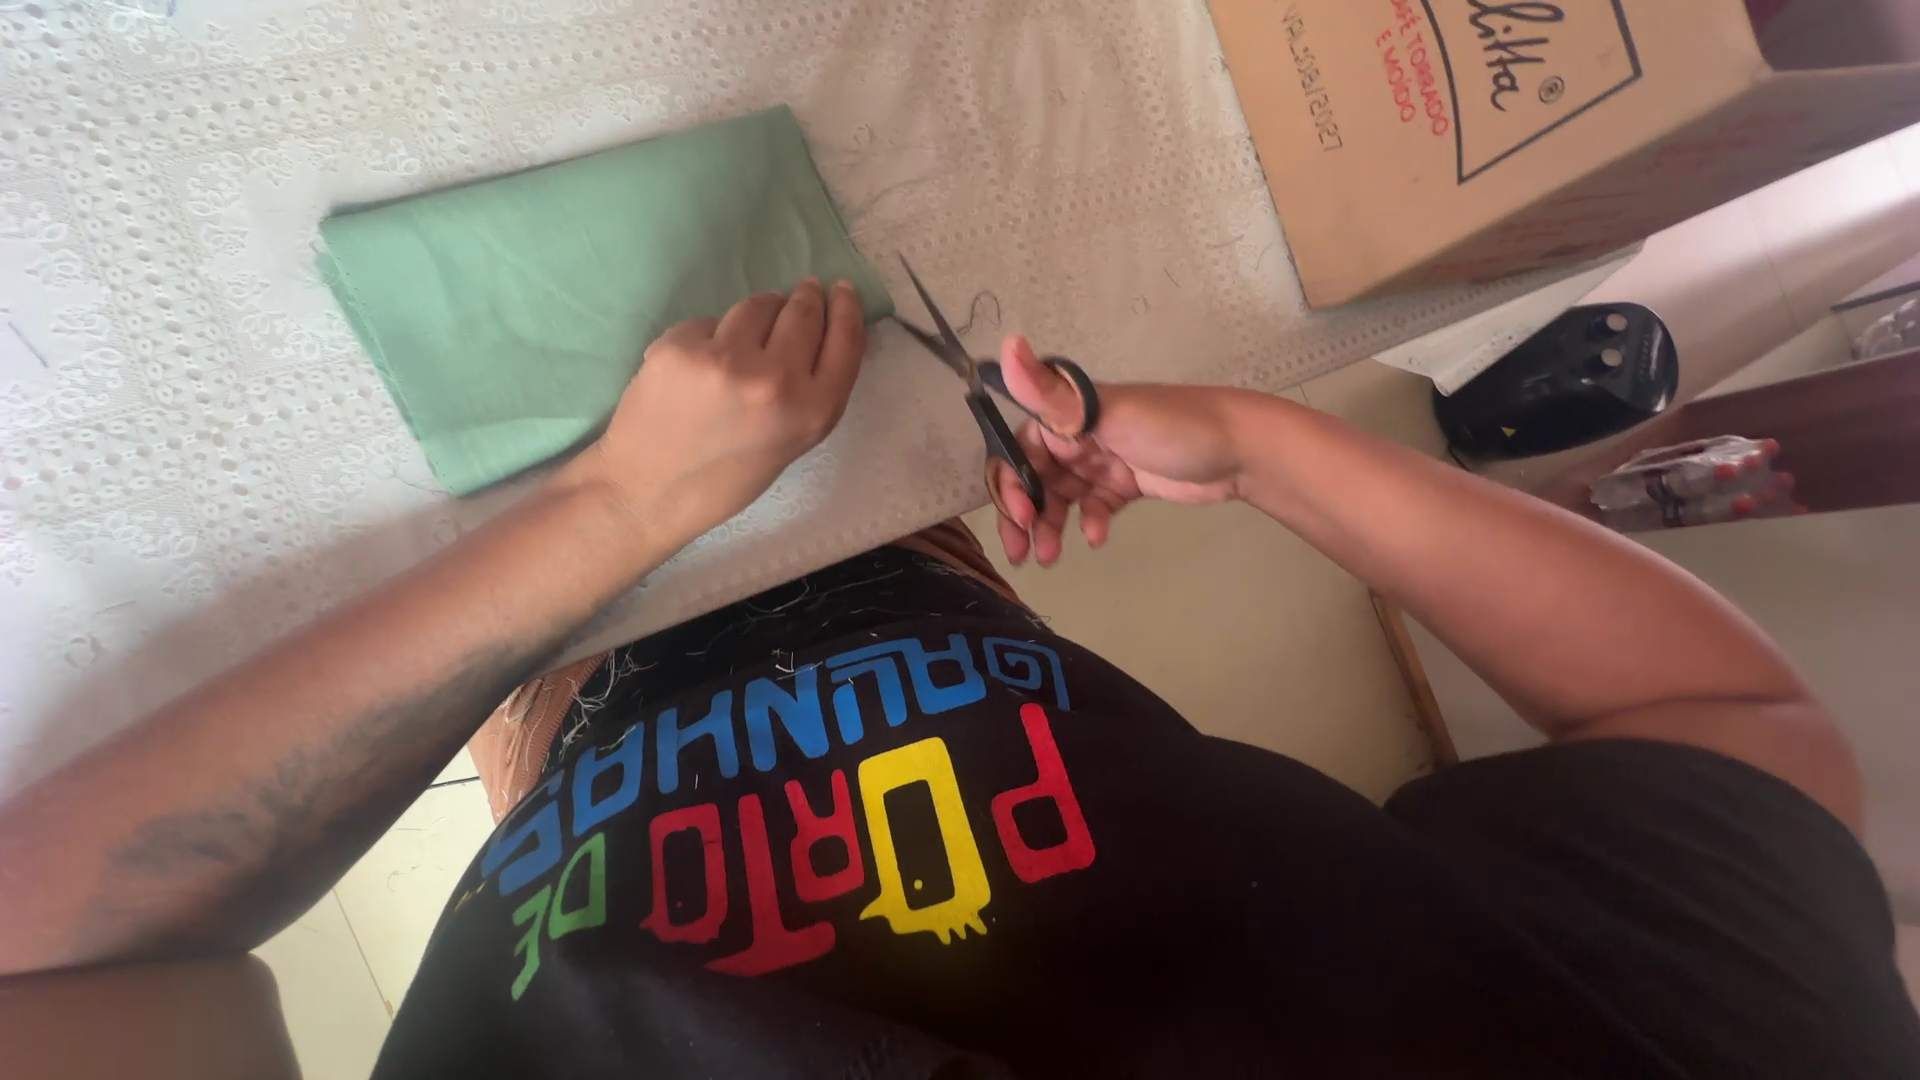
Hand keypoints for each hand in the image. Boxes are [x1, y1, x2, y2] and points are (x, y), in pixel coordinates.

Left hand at [580, 278, 866, 543]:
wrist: (648, 491)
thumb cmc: (729, 477)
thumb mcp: (793, 442)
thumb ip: (815, 392)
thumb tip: (826, 334)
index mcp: (812, 412)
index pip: (845, 340)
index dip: (846, 308)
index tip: (841, 290)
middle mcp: (776, 380)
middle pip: (804, 312)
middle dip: (807, 297)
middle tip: (805, 292)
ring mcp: (726, 359)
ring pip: (758, 306)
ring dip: (763, 311)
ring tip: (751, 336)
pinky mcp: (681, 345)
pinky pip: (713, 322)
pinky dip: (715, 335)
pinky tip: (704, 364)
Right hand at [992, 334, 1245, 565]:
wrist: (1240, 450)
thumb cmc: (1173, 426)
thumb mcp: (1108, 412)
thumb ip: (1053, 392)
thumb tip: (1007, 344)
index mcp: (1068, 414)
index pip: (1019, 450)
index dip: (1010, 483)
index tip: (1020, 514)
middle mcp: (1079, 436)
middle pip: (1035, 479)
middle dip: (1022, 515)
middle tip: (1019, 552)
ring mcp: (1102, 462)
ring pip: (1060, 498)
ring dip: (1050, 527)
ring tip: (1048, 558)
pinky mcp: (1123, 485)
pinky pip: (1093, 507)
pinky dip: (1089, 522)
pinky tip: (1097, 537)